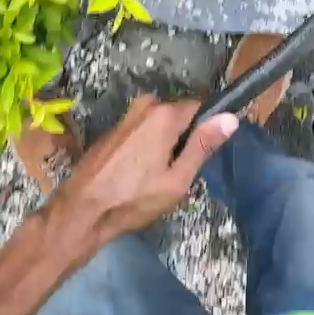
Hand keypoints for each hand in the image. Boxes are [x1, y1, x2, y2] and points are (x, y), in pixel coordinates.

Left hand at [49, 95, 237, 245]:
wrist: (82, 210)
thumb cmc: (134, 198)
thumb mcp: (177, 179)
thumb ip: (203, 145)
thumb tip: (231, 117)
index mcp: (165, 113)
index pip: (200, 106)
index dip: (205, 128)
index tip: (202, 153)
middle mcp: (146, 104)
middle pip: (179, 114)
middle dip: (183, 137)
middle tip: (177, 172)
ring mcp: (128, 115)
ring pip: (160, 122)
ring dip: (164, 142)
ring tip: (156, 176)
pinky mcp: (115, 127)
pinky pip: (143, 128)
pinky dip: (147, 145)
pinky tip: (138, 172)